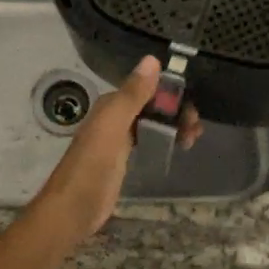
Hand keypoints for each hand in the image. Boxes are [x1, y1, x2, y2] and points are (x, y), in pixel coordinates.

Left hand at [30, 56, 200, 238]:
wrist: (73, 209)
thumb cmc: (92, 166)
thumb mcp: (113, 125)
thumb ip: (132, 94)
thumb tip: (152, 60)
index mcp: (109, 107)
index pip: (145, 88)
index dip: (169, 94)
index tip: (192, 105)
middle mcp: (112, 119)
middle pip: (150, 106)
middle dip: (174, 111)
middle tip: (196, 129)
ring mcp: (116, 140)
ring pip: (150, 123)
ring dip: (172, 125)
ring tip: (193, 139)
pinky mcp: (120, 161)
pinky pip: (147, 141)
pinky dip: (163, 140)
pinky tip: (176, 147)